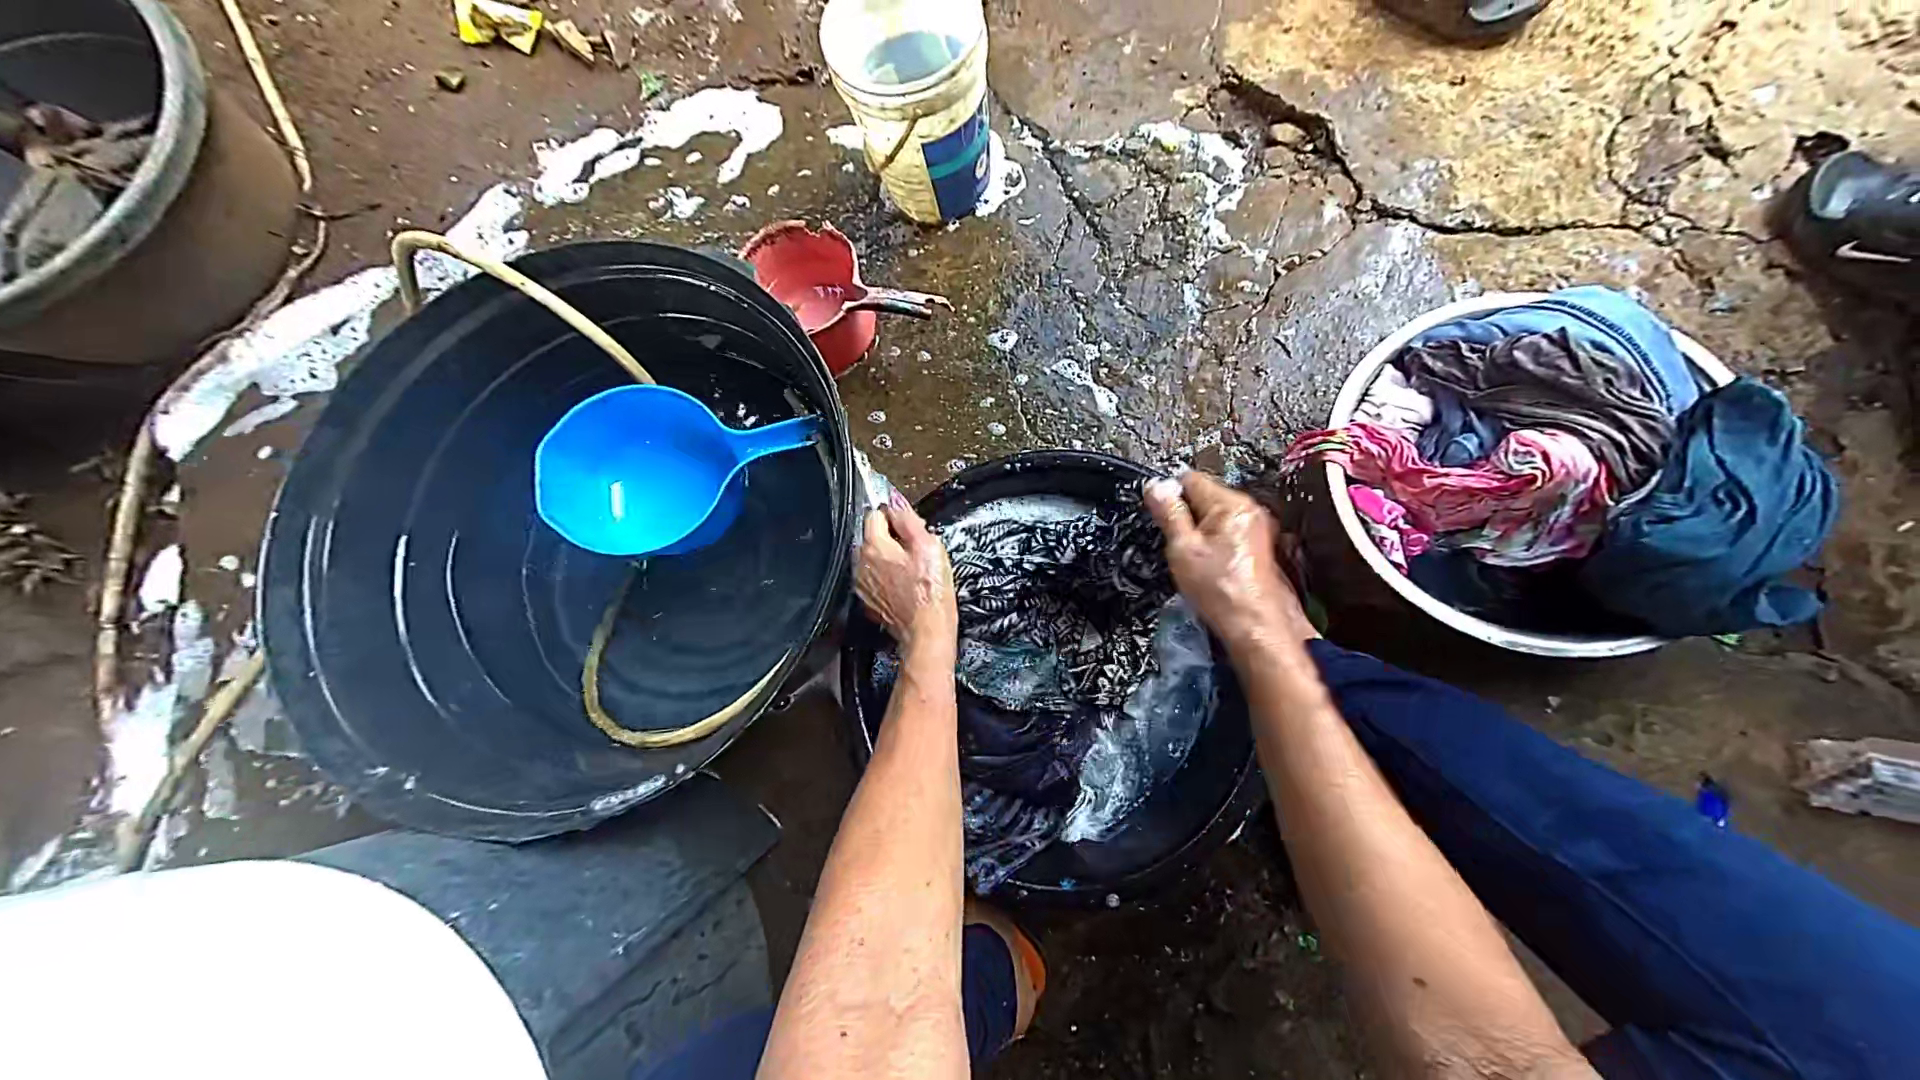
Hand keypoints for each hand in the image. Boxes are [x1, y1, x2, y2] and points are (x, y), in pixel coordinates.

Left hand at [856, 493, 956, 653]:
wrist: (927, 631)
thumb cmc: (930, 593)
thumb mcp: (928, 545)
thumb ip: (908, 519)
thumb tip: (895, 502)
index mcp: (874, 546)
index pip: (875, 514)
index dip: (895, 516)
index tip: (909, 525)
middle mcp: (861, 564)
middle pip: (871, 536)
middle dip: (891, 537)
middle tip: (916, 549)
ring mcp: (862, 584)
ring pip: (872, 557)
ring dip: (888, 558)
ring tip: (912, 569)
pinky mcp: (868, 600)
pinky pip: (874, 578)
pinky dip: (886, 577)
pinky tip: (905, 584)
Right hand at [1143, 472, 1316, 653]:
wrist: (1255, 624)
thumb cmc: (1222, 591)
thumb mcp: (1182, 548)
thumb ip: (1168, 512)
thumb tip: (1155, 487)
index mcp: (1231, 504)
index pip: (1190, 479)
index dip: (1168, 494)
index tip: (1160, 515)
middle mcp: (1249, 510)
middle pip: (1204, 496)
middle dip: (1186, 515)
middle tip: (1178, 544)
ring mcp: (1257, 527)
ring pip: (1215, 516)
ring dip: (1200, 531)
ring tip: (1194, 559)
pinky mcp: (1259, 545)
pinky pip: (1228, 532)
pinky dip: (1214, 544)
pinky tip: (1210, 566)